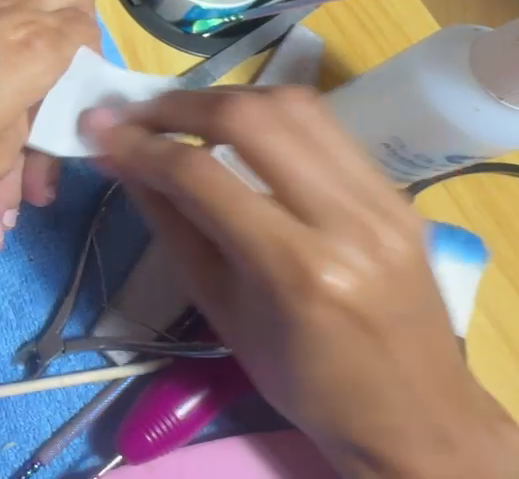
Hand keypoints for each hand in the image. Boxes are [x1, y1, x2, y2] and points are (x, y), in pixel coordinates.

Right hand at [83, 88, 518, 478]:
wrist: (421, 420)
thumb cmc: (303, 380)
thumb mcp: (218, 307)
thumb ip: (168, 220)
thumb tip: (116, 157)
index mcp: (296, 270)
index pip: (200, 174)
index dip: (139, 143)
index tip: (98, 127)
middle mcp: (347, 222)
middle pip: (248, 118)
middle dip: (177, 104)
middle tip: (136, 113)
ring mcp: (383, 201)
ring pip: (290, 105)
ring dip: (222, 98)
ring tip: (183, 115)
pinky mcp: (398, 191)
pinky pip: (323, 125)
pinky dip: (266, 113)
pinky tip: (237, 128)